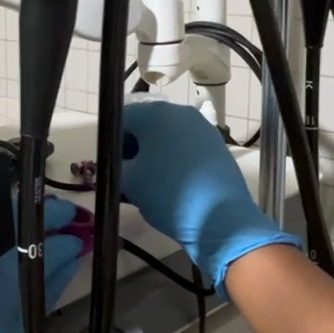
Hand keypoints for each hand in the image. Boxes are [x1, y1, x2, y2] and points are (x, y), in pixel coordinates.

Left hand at [0, 197, 85, 332]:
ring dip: (20, 223)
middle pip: (9, 217)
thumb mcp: (22, 327)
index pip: (31, 233)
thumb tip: (74, 252)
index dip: (59, 224)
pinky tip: (16, 244)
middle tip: (69, 220)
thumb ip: (48, 285)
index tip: (79, 224)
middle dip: (42, 215)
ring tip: (46, 231)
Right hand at [120, 101, 299, 289]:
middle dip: (134, 149)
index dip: (112, 143)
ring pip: (166, 138)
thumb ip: (114, 165)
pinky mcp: (216, 147)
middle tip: (128, 178)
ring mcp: (202, 129)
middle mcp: (181, 113)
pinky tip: (171, 186)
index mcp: (157, 113)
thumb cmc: (168, 194)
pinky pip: (185, 149)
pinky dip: (173, 162)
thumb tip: (118, 163)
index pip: (121, 119)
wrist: (221, 219)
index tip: (113, 167)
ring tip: (149, 186)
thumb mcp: (129, 181)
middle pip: (146, 126)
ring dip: (153, 157)